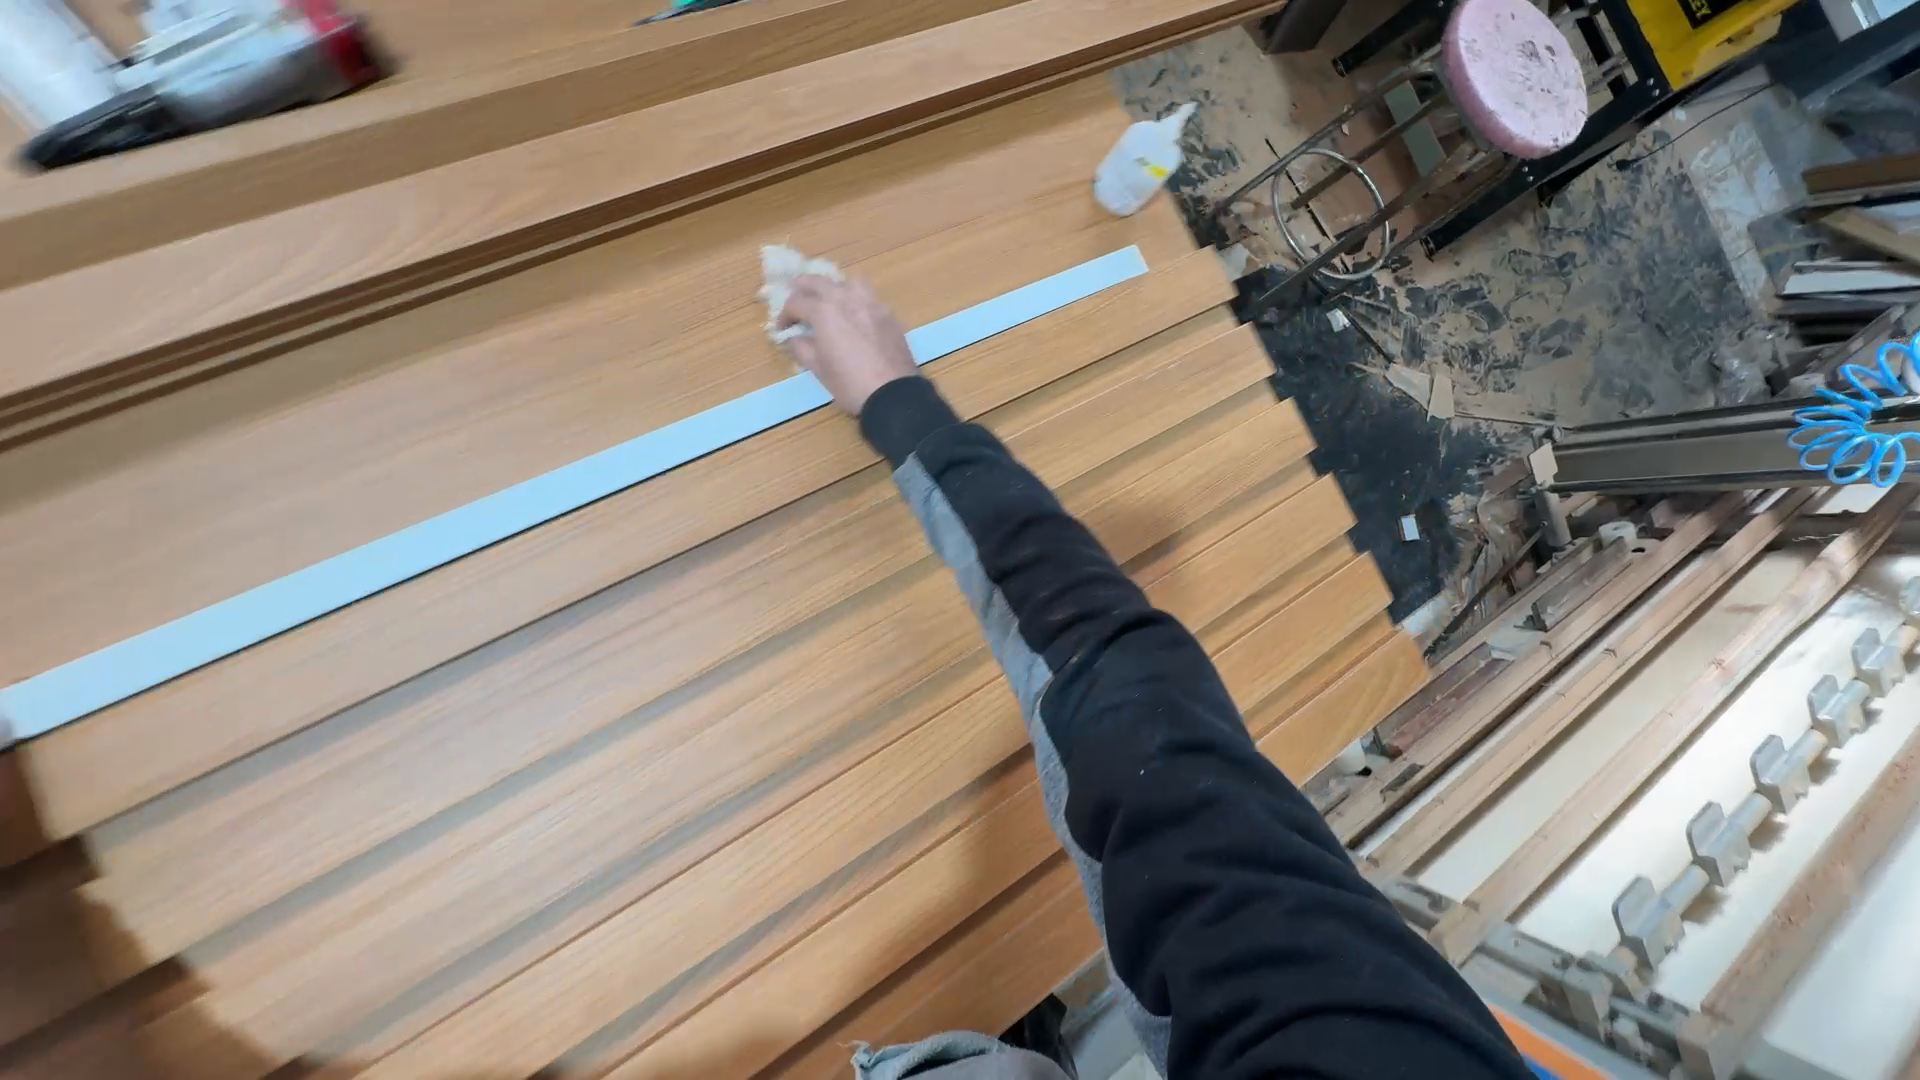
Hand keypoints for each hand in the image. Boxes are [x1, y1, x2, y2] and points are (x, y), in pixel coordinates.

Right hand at [776, 275, 917, 414]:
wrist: (893, 394)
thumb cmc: (850, 384)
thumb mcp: (819, 369)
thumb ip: (801, 348)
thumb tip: (792, 338)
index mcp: (824, 312)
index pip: (796, 303)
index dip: (785, 315)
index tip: (783, 328)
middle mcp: (847, 299)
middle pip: (819, 281)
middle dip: (803, 287)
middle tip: (797, 298)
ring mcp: (871, 304)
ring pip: (849, 282)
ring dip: (835, 287)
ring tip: (831, 301)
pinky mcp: (889, 315)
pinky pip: (869, 298)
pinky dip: (857, 301)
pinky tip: (856, 317)